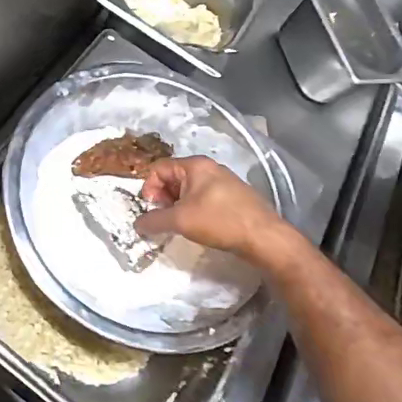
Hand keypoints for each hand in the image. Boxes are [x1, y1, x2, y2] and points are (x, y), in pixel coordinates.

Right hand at [135, 156, 294, 263]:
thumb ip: (154, 220)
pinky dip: (194, 210)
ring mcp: (223, 182)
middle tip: (164, 219)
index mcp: (195, 165)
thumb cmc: (219, 221)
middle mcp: (209, 168)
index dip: (149, 188)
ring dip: (178, 206)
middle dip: (163, 198)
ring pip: (188, 190)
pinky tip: (199, 227)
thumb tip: (137, 224)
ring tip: (180, 225)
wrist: (263, 237)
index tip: (151, 209)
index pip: (159, 168)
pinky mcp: (233, 197)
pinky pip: (203, 198)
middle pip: (173, 178)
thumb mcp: (180, 220)